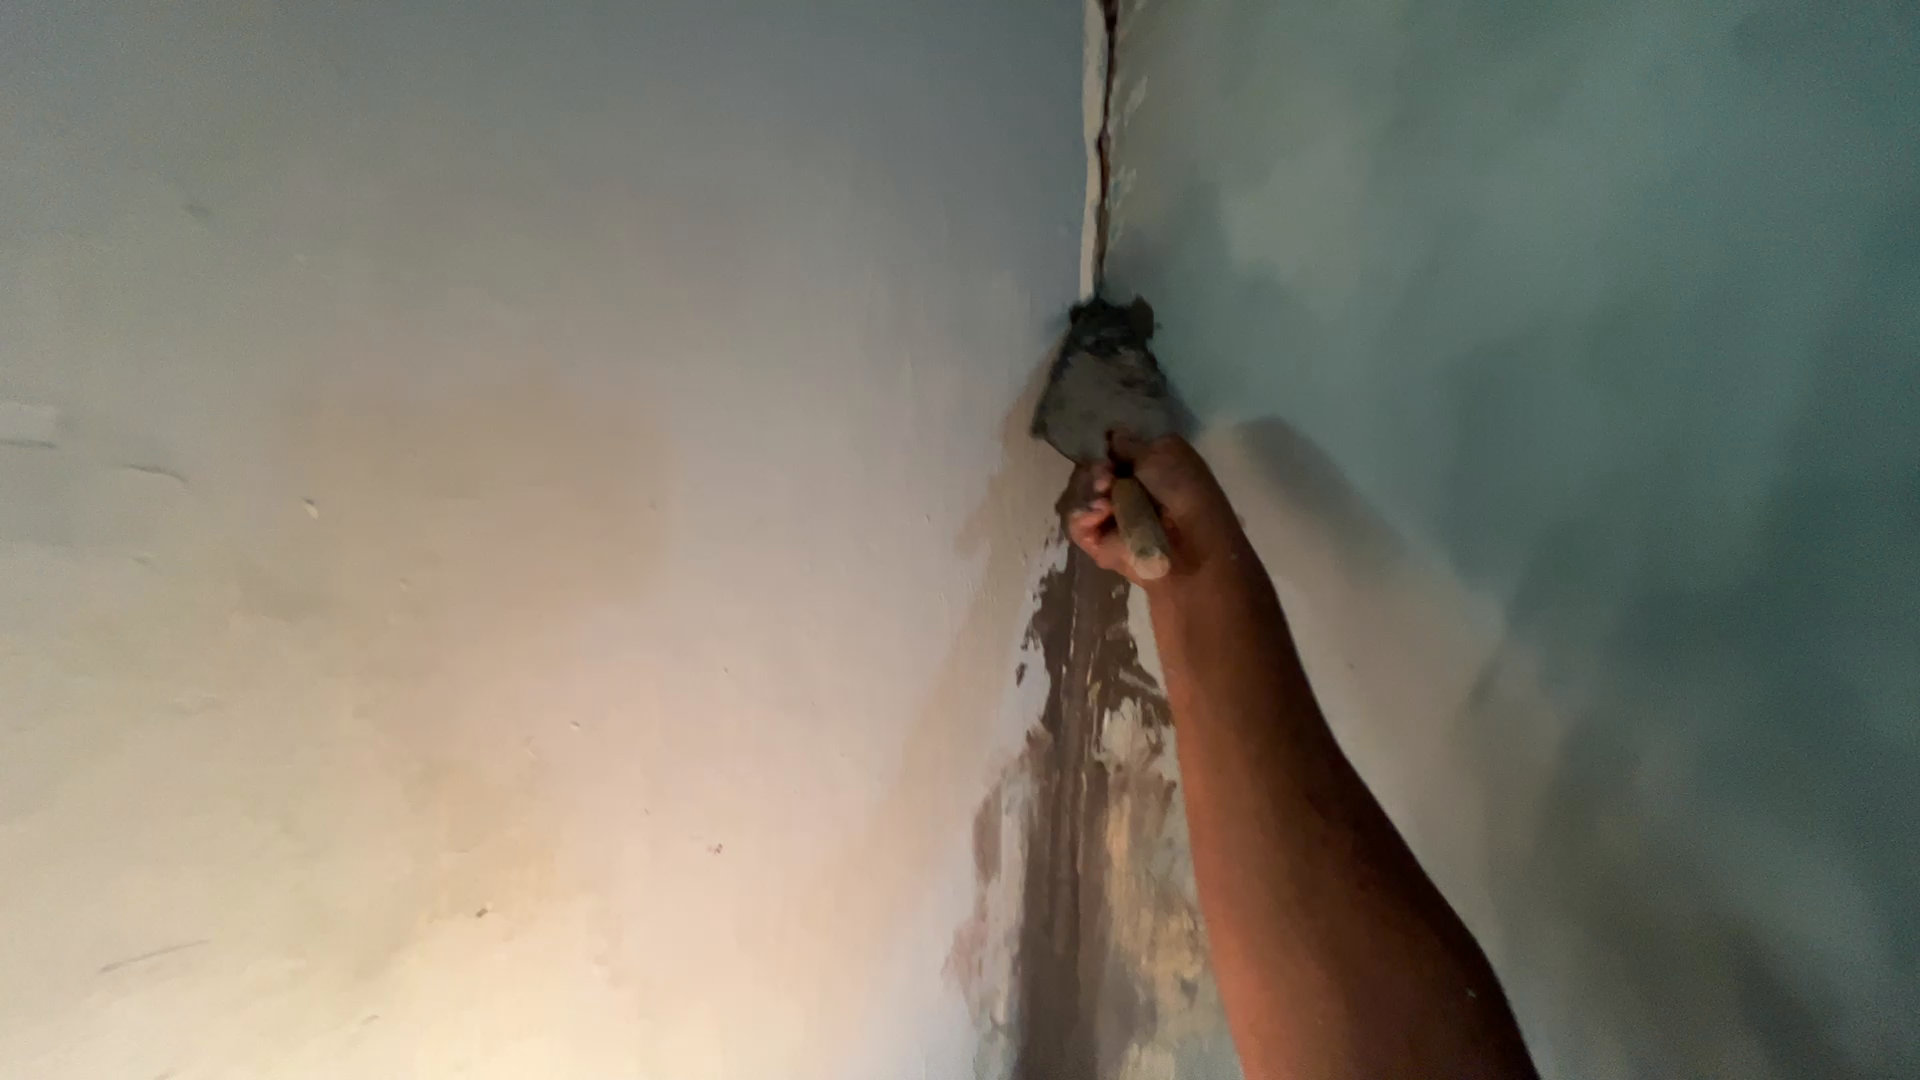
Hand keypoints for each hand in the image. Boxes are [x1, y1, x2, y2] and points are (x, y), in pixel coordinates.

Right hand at [1067, 433, 1244, 587]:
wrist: (1190, 540)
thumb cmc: (1183, 490)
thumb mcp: (1164, 452)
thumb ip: (1131, 445)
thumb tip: (1113, 433)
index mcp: (1140, 471)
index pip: (1106, 455)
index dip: (1103, 451)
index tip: (1108, 453)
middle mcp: (1120, 492)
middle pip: (1087, 473)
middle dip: (1094, 471)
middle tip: (1107, 478)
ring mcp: (1107, 518)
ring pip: (1077, 496)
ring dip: (1088, 492)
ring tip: (1105, 501)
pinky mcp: (1097, 543)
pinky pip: (1075, 524)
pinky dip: (1082, 516)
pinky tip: (1099, 514)